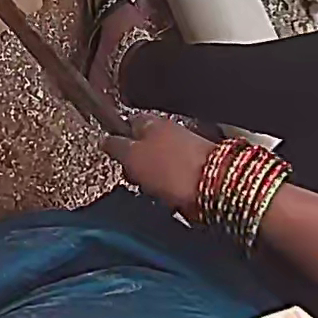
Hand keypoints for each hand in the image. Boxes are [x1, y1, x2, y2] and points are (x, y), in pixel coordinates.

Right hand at [101, 115, 215, 217]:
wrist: (214, 185)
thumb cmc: (168, 168)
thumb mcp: (131, 156)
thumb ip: (115, 146)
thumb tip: (103, 139)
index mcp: (150, 120)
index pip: (126, 124)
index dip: (117, 140)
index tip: (114, 158)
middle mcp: (168, 129)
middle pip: (142, 145)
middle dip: (135, 164)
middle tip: (133, 179)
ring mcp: (185, 148)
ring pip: (157, 164)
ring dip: (152, 179)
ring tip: (152, 192)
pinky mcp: (198, 168)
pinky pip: (173, 177)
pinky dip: (169, 187)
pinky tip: (169, 197)